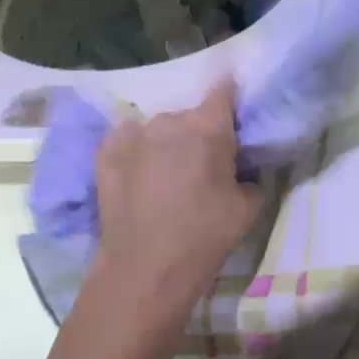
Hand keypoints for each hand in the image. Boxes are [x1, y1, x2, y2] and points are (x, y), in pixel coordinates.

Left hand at [86, 79, 263, 310]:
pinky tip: (140, 175)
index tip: (234, 116)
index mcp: (209, 127)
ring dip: (167, 143)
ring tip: (168, 175)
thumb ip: (252, 177)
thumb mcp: (249, 207)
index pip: (223, 90)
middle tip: (203, 163)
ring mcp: (133, 134)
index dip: (230, 99)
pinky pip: (128, 140)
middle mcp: (169, 121)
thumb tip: (244, 170)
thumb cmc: (205, 236)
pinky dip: (137, 151)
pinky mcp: (105, 152)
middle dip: (198, 132)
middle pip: (190, 115)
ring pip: (158, 128)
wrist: (145, 268)